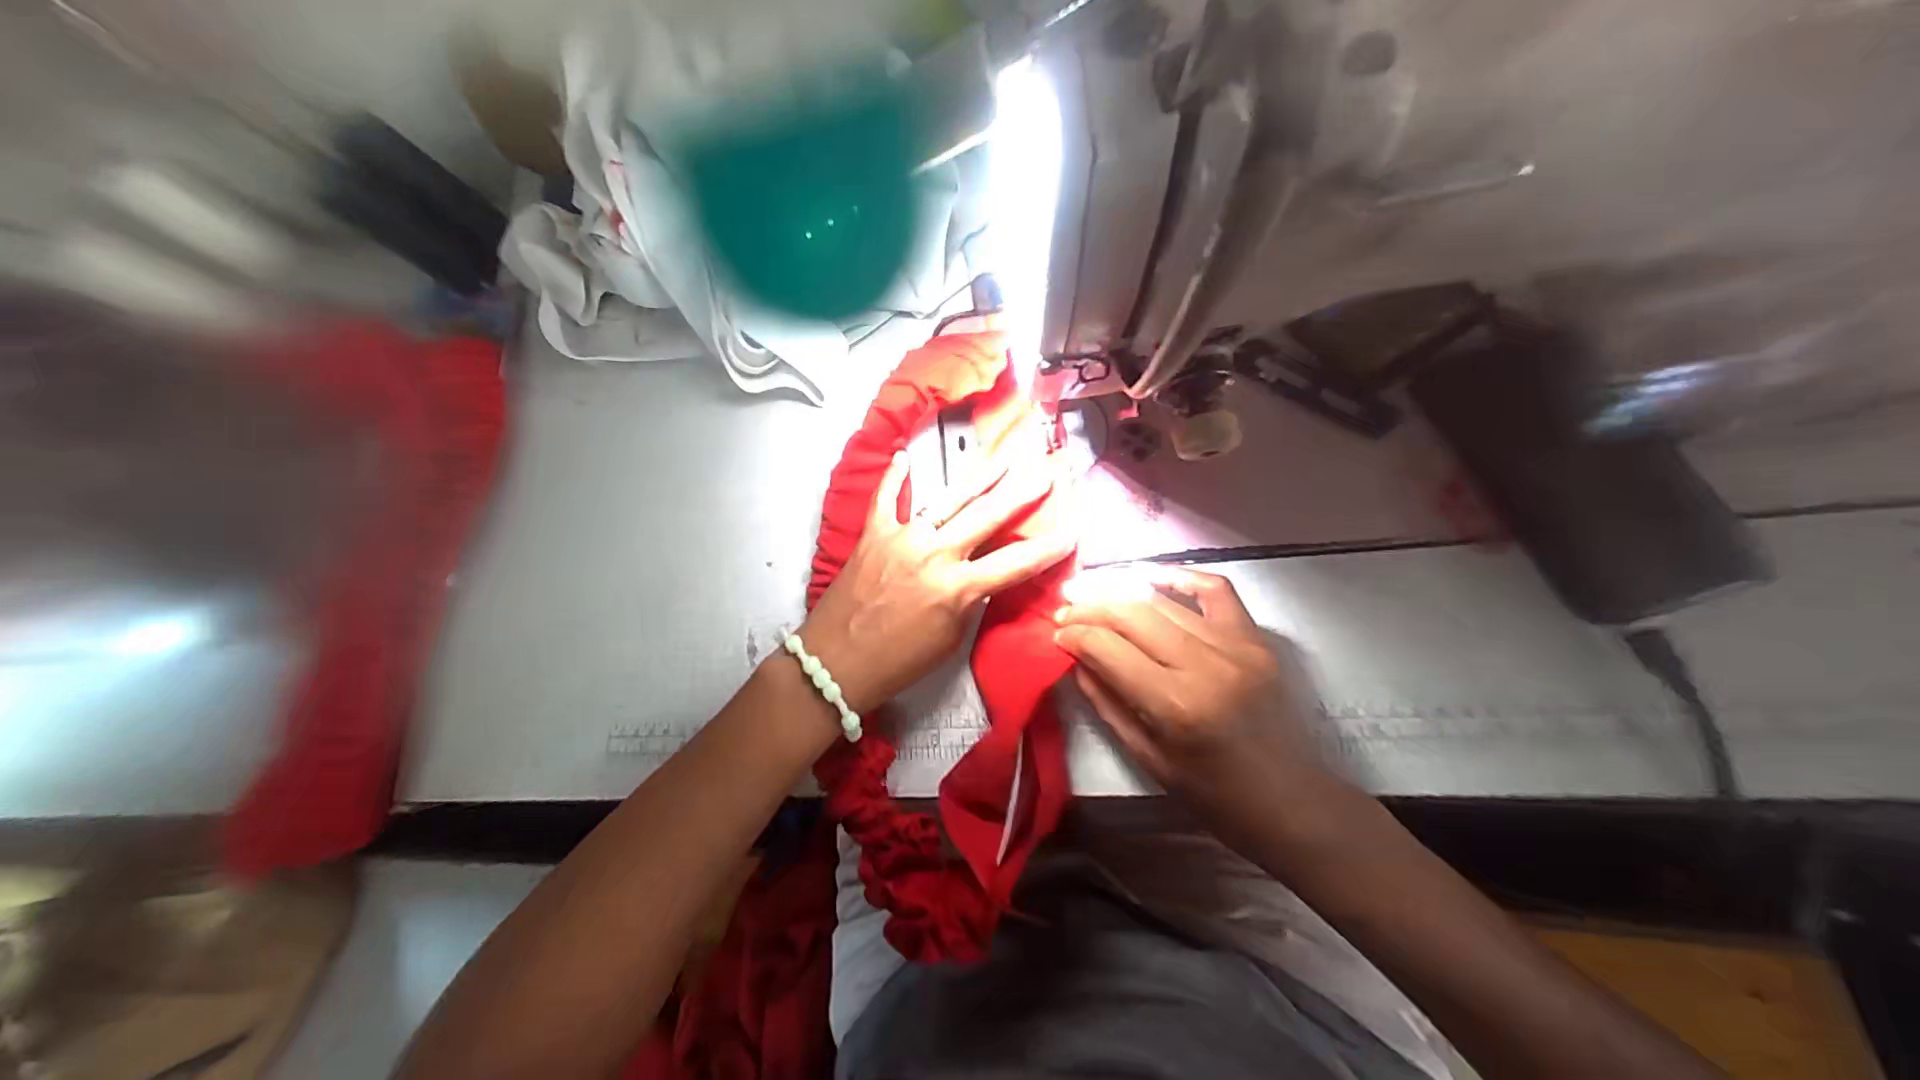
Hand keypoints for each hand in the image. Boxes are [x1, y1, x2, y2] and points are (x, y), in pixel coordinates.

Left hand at [801, 451, 1075, 714]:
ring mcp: (901, 538)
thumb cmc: (898, 662)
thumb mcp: (949, 639)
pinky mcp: (873, 534)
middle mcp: (934, 555)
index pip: (1015, 564)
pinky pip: (887, 499)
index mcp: (957, 588)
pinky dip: (895, 478)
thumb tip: (983, 576)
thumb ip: (970, 602)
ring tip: (1000, 458)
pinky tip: (904, 456)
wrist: (835, 663)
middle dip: (1020, 493)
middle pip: (986, 517)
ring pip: (947, 500)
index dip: (1048, 550)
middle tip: (1045, 472)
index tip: (1072, 533)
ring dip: (976, 477)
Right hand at [1053, 566, 1325, 801]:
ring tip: (1095, 592)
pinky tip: (1152, 577)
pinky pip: (1215, 590)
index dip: (1075, 635)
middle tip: (1067, 609)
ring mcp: (1237, 646)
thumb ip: (1108, 702)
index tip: (1056, 633)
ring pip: (1165, 601)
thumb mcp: (1147, 757)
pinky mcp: (1256, 639)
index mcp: (1175, 705)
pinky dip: (1181, 577)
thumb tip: (1077, 658)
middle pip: (1133, 614)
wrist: (1289, 799)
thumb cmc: (1213, 794)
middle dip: (1091, 608)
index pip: (1109, 648)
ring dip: (1122, 592)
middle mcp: (1206, 665)